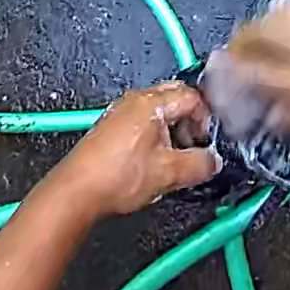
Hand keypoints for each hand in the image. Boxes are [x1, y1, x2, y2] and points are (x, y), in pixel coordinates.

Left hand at [48, 82, 221, 217]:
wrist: (77, 192)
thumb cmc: (115, 177)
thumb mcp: (169, 174)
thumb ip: (199, 164)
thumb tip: (212, 161)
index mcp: (151, 103)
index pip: (192, 96)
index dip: (205, 119)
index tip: (205, 141)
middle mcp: (135, 100)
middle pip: (176, 98)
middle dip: (190, 121)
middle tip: (193, 145)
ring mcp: (121, 111)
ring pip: (159, 110)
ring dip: (172, 130)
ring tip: (172, 157)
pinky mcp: (112, 125)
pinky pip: (142, 120)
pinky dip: (154, 135)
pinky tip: (152, 161)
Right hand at [222, 7, 289, 159]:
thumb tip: (271, 112)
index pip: (255, 69)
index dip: (232, 72)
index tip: (221, 75)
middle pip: (263, 32)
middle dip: (241, 42)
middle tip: (232, 56)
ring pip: (282, 14)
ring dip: (261, 24)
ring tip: (253, 38)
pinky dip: (287, 14)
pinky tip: (287, 20)